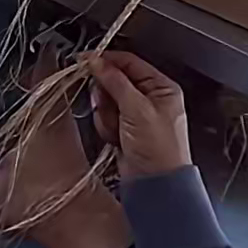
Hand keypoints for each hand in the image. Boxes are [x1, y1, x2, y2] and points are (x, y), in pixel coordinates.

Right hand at [88, 52, 190, 177]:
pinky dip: (106, 126)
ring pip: (106, 99)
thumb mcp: (137, 108)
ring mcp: (136, 114)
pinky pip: (105, 117)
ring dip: (106, 114)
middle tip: (106, 104)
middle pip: (114, 80)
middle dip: (106, 95)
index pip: (129, 62)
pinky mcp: (125, 128)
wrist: (155, 187)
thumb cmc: (159, 149)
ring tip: (117, 128)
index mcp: (161, 87)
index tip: (86, 60)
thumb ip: (114, 81)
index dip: (107, 60)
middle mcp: (149, 98)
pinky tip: (116, 137)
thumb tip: (96, 60)